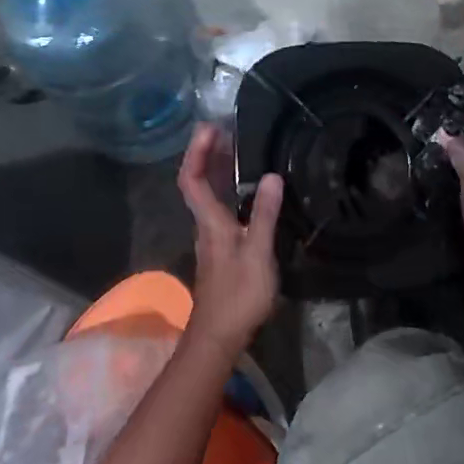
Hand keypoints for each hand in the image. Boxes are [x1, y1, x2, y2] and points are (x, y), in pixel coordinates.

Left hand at [175, 124, 284, 358]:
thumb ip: (263, 215)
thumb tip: (271, 176)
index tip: (210, 128)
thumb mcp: (258, 254)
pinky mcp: (220, 249)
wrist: (219, 335)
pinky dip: (228, 191)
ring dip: (218, 171)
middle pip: (198, 182)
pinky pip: (219, 209)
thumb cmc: (238, 295)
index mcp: (210, 221)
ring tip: (238, 150)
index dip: (197, 152)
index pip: (192, 179)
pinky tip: (246, 191)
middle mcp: (205, 225)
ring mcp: (211, 238)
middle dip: (208, 154)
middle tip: (227, 130)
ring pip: (209, 196)